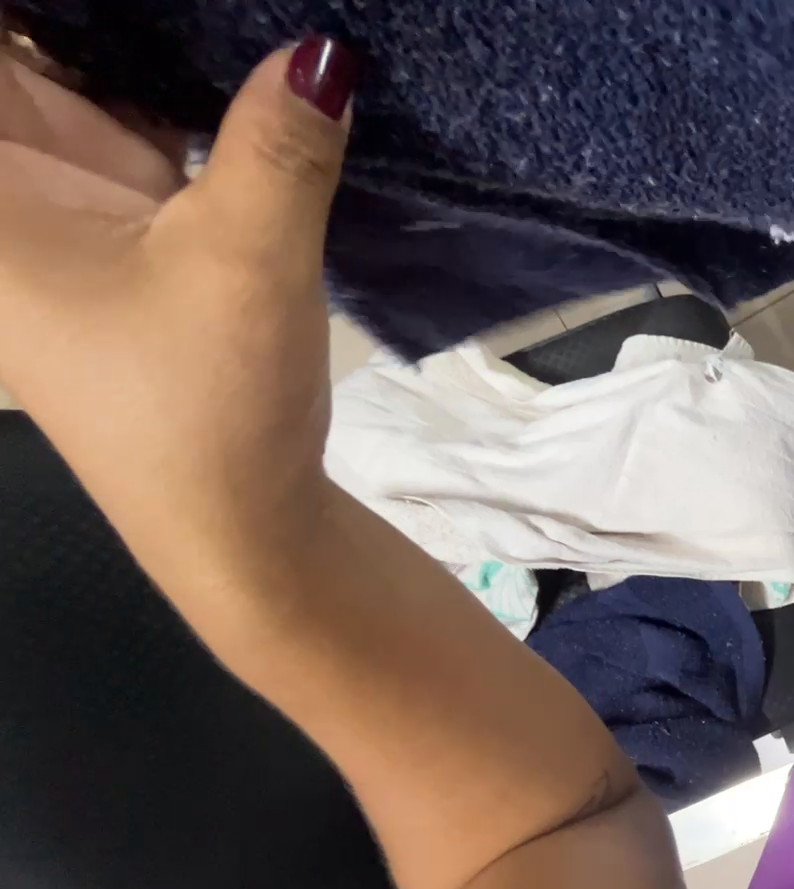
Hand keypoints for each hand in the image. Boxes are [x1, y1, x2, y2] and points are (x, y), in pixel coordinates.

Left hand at [0, 37, 360, 594]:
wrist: (233, 504)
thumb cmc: (201, 397)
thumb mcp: (246, 265)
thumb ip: (277, 152)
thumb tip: (326, 55)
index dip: (75, 16)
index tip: (188, 17)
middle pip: (37, 39)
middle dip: (133, 20)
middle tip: (250, 18)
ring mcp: (61, 180)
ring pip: (93, 67)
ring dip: (168, 45)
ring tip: (256, 32)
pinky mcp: (127, 211)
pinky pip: (148, 117)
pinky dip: (195, 92)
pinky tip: (255, 73)